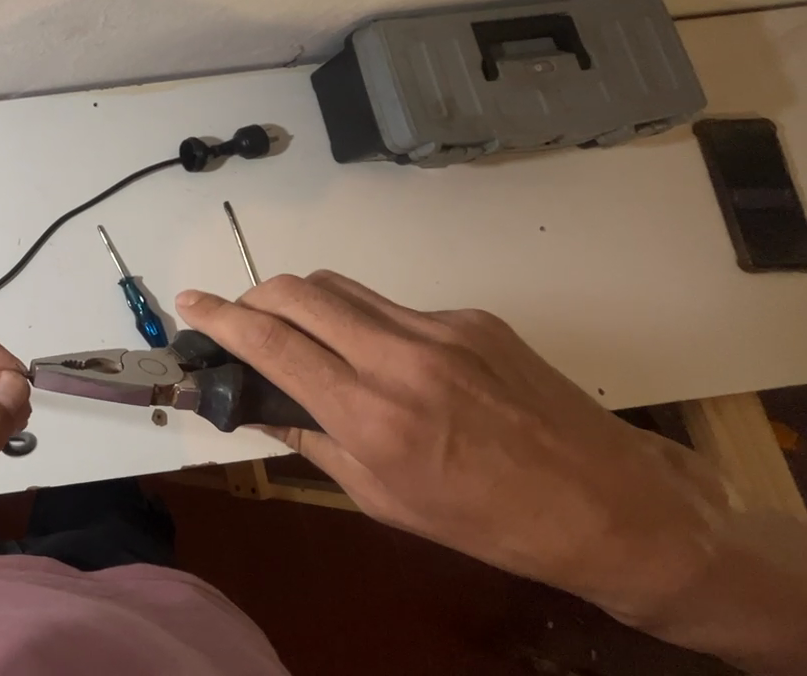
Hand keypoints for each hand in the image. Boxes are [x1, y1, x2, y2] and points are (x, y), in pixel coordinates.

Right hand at [174, 273, 729, 625]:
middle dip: (253, 296)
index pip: (271, 343)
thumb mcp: (380, 496)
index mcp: (371, 416)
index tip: (190, 302)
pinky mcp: (472, 319)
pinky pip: (392, 306)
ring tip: (304, 333)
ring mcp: (440, 330)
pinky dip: (365, 322)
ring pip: (338, 286)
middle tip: (245, 319)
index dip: (219, 317)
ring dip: (302, 301)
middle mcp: (399, 360)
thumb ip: (308, 438)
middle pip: (296, 291)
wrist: (615, 508)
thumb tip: (253, 403)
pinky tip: (387, 359)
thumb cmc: (486, 521)